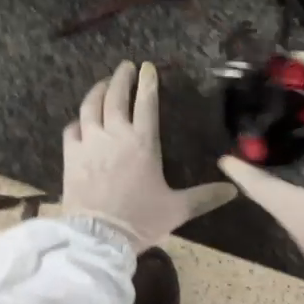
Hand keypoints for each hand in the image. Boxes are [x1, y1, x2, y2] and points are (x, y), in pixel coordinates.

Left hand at [63, 61, 237, 249]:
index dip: (148, 82)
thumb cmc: (140, 220)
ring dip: (97, 91)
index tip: (148, 67)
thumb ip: (205, 197)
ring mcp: (89, 143)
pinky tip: (81, 121)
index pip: (146, 102)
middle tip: (126, 66)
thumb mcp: (177, 209)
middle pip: (116, 96)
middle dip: (121, 78)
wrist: (98, 237)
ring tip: (103, 83)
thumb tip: (234, 190)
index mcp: (142, 142)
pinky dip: (78, 121)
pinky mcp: (70, 155)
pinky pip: (71, 129)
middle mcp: (114, 134)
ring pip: (90, 106)